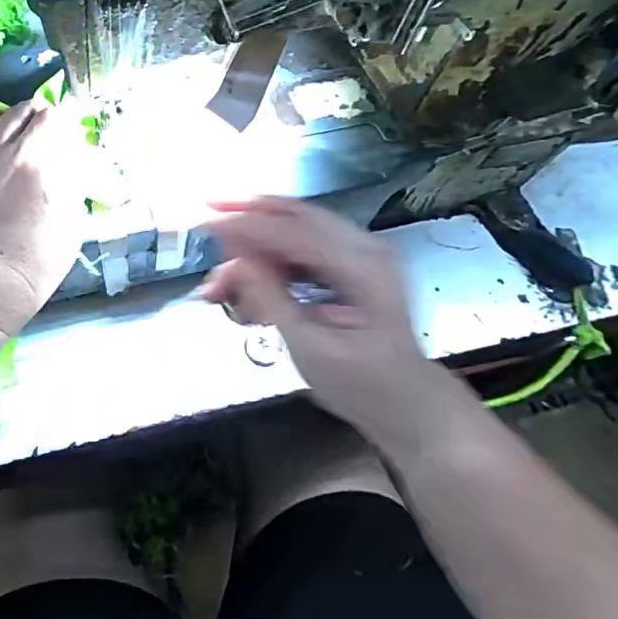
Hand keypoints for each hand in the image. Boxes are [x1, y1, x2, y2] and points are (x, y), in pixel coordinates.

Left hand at [0, 100, 82, 344]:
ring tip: (28, 133)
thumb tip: (73, 168)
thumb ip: (73, 190)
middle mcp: (9, 149)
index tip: (77, 144)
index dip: (72, 128)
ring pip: (4, 113)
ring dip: (21, 117)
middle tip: (56, 139)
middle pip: (33, 111)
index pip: (60, 121)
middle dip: (49, 119)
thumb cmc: (28, 271)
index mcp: (43, 165)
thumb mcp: (70, 232)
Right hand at [202, 197, 439, 422]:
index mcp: (362, 269)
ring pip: (298, 226)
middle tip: (209, 215)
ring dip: (257, 240)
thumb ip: (271, 297)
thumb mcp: (309, 348)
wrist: (410, 405)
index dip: (246, 224)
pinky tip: (249, 276)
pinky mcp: (353, 263)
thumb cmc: (362, 385)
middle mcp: (366, 249)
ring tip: (224, 270)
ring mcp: (362, 253)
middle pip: (298, 214)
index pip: (293, 232)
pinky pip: (305, 244)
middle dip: (249, 213)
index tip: (207, 223)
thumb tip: (235, 261)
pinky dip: (273, 254)